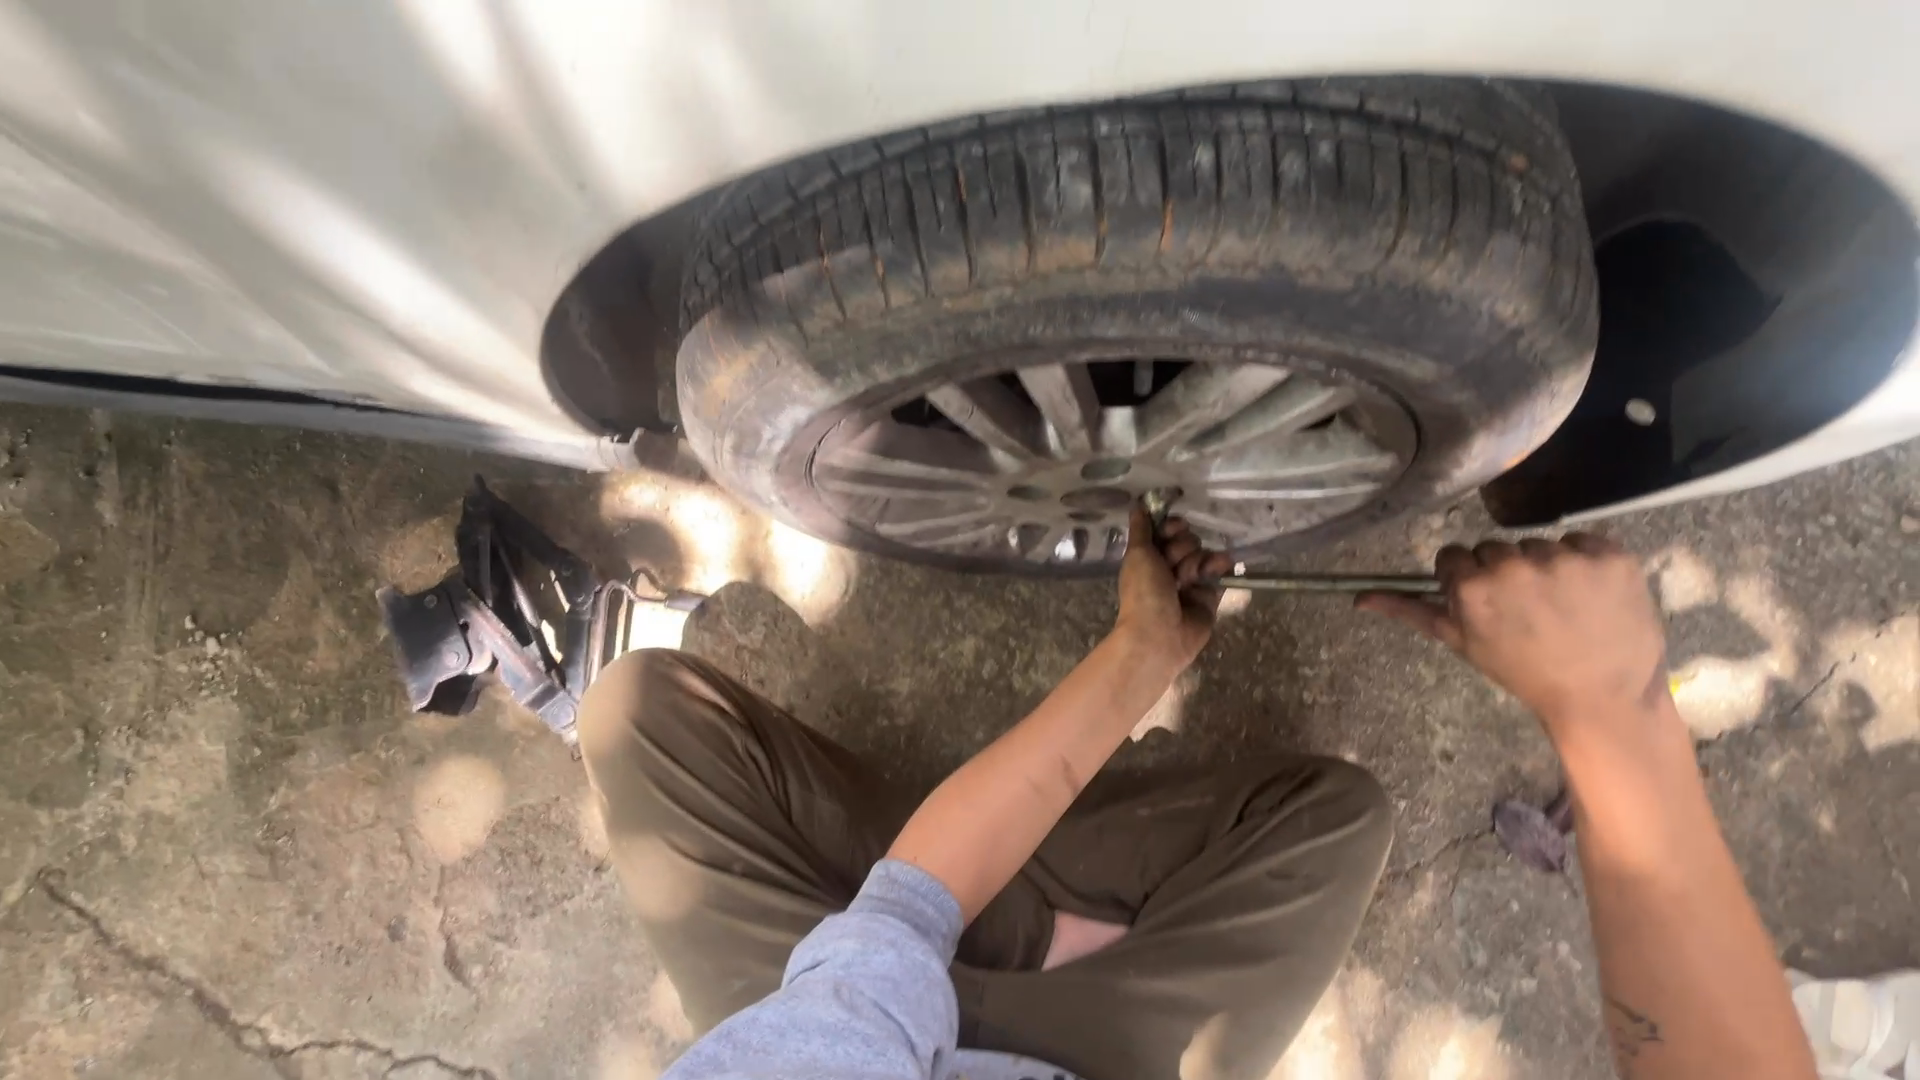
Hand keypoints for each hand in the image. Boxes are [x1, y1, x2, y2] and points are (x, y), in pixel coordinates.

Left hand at [1113, 502, 1233, 674]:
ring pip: (1202, 554)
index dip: (1172, 527)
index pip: (1166, 530)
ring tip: (1190, 577)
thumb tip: (1137, 505)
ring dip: (1198, 560)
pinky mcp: (1209, 594)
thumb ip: (1142, 529)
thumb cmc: (1144, 592)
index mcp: (1147, 558)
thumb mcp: (1138, 554)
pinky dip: (1219, 566)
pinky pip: (1218, 571)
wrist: (1160, 634)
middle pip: (1186, 540)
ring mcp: (1189, 581)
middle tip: (1173, 566)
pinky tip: (1220, 566)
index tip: (1174, 529)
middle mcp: (1168, 568)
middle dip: (1182, 548)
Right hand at [1355, 536, 1669, 733]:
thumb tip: (1359, 599)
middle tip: (1523, 607)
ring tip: (1560, 603)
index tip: (1484, 601)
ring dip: (1544, 566)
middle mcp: (1514, 564)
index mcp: (1473, 585)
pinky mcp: (1611, 556)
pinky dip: (1584, 562)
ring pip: (1538, 544)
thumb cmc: (1521, 670)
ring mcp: (1566, 558)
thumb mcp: (1459, 641)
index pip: (1455, 556)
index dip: (1465, 578)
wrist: (1601, 694)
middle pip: (1495, 548)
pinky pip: (1583, 542)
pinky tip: (1588, 593)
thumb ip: (1409, 611)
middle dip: (1502, 571)